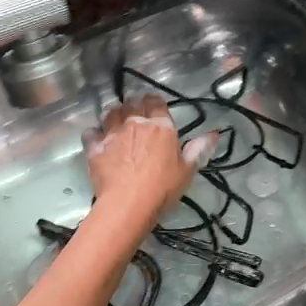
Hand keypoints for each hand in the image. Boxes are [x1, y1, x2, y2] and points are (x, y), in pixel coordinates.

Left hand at [83, 94, 201, 230]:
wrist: (128, 204)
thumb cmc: (162, 188)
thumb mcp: (187, 170)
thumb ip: (198, 149)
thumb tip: (214, 134)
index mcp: (161, 127)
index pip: (156, 102)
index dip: (155, 101)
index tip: (154, 105)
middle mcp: (136, 123)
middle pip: (132, 103)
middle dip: (134, 102)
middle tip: (136, 109)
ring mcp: (113, 134)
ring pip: (111, 112)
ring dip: (115, 112)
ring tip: (116, 118)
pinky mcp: (95, 147)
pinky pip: (91, 132)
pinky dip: (94, 132)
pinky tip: (97, 137)